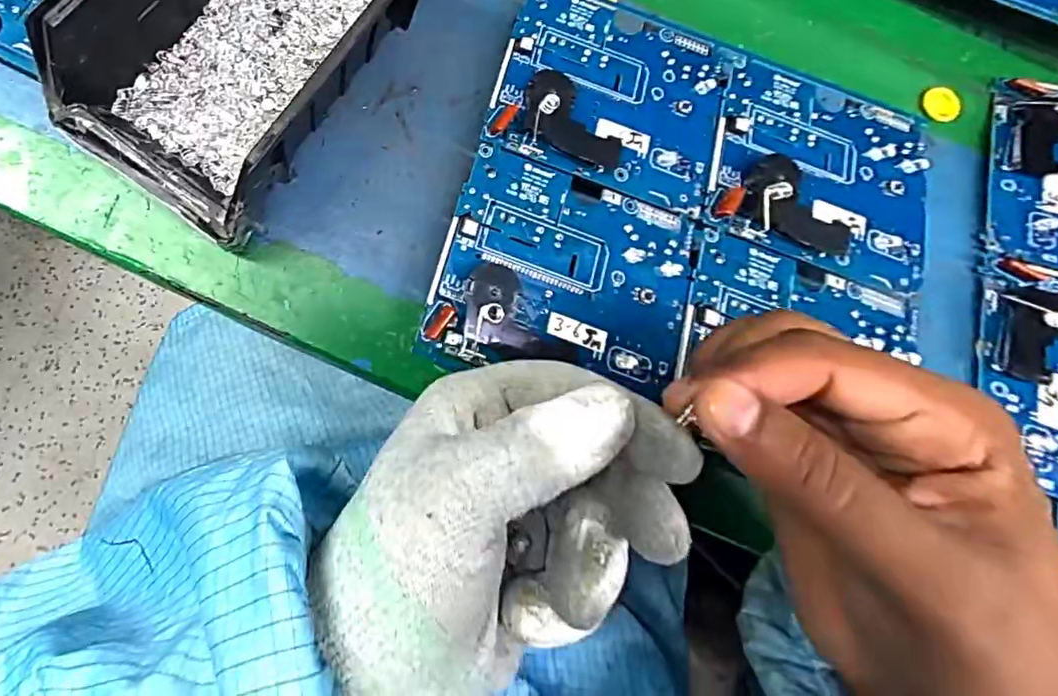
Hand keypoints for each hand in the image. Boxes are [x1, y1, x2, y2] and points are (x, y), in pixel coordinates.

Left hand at [309, 361, 702, 693]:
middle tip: (663, 542)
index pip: (567, 391)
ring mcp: (518, 508)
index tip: (681, 463)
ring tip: (539, 602)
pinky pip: (582, 570)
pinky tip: (519, 619)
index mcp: (477, 409)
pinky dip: (562, 602)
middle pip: (594, 457)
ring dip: (583, 570)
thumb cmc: (408, 566)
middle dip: (619, 506)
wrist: (376, 676)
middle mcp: (500, 447)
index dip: (627, 419)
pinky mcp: (531, 564)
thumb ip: (532, 450)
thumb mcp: (461, 496)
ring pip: (596, 521)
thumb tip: (613, 406)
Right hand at [663, 311, 1057, 695]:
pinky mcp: (803, 450)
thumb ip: (817, 479)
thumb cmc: (979, 653)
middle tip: (683, 409)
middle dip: (731, 363)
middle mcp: (890, 404)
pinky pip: (752, 403)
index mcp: (944, 416)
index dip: (755, 372)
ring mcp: (844, 425)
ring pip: (764, 360)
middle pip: (792, 342)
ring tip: (687, 416)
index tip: (693, 403)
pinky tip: (700, 427)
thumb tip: (715, 398)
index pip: (829, 361)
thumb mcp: (915, 570)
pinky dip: (717, 403)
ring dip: (718, 374)